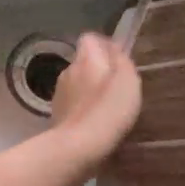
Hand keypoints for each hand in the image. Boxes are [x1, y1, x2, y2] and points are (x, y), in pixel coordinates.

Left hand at [50, 33, 141, 164]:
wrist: (78, 146)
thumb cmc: (108, 110)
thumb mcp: (127, 80)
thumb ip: (121, 60)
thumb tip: (113, 48)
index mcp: (85, 58)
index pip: (90, 38)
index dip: (105, 45)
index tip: (119, 59)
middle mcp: (68, 70)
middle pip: (84, 61)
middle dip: (98, 69)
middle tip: (117, 85)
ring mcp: (59, 93)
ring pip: (77, 83)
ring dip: (90, 89)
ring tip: (107, 105)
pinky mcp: (57, 114)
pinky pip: (73, 103)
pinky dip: (83, 107)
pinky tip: (95, 120)